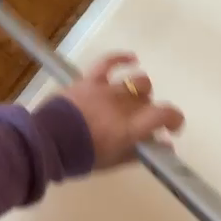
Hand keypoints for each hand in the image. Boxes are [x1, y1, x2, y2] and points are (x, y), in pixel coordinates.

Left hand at [60, 53, 185, 170]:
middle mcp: (122, 105)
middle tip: (137, 120)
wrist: (46, 143)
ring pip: (136, 81)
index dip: (174, 119)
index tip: (172, 128)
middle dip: (148, 110)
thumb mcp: (112, 162)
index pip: (164, 114)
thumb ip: (139, 153)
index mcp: (129, 128)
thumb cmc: (79, 157)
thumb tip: (163, 146)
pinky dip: (122, 58)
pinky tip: (132, 59)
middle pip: (148, 99)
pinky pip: (109, 62)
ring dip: (139, 90)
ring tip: (132, 98)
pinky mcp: (89, 81)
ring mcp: (105, 90)